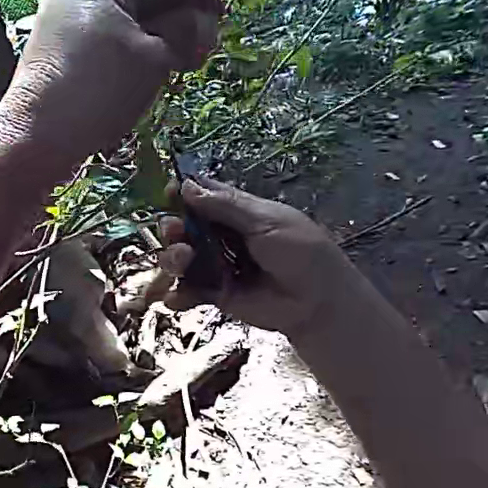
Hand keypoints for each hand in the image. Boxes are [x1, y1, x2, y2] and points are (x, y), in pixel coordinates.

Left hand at [0, 0, 221, 175]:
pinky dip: (132, 54)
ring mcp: (62, 20)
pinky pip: (106, 41)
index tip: (223, 17)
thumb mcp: (155, 58)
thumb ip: (187, 33)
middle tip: (205, 49)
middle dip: (177, 22)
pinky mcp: (57, 50)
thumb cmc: (100, 88)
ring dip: (157, 41)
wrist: (37, 136)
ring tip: (182, 66)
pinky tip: (149, 75)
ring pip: (124, 22)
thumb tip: (205, 22)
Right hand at [157, 177, 359, 335]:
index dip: (183, 191)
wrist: (318, 301)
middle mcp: (223, 237)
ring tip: (182, 259)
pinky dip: (177, 295)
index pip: (203, 195)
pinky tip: (175, 297)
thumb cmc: (300, 251)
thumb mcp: (265, 221)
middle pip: (185, 226)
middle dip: (173, 226)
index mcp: (237, 212)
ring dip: (173, 257)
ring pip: (181, 258)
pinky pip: (189, 292)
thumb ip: (226, 206)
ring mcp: (217, 266)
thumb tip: (187, 186)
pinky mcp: (216, 294)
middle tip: (174, 230)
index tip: (169, 192)